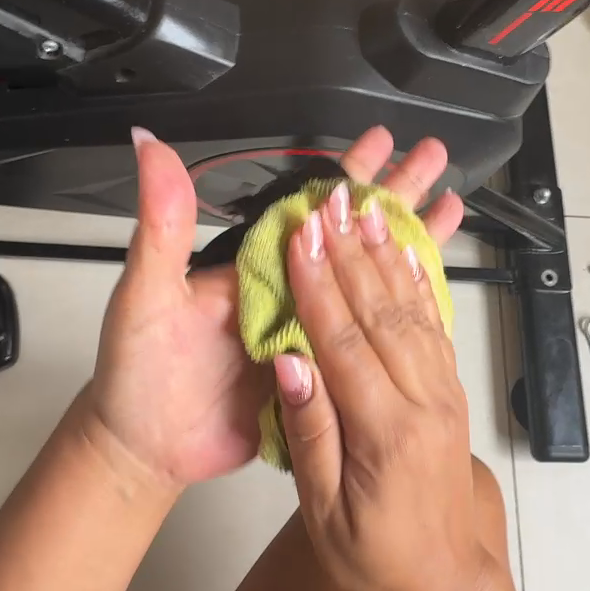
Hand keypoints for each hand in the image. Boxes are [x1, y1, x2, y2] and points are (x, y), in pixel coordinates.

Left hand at [82, 127, 465, 489]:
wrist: (147, 449)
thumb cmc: (138, 368)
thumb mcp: (148, 290)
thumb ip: (162, 221)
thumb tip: (148, 142)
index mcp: (255, 262)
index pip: (312, 205)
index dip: (350, 171)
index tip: (385, 142)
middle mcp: (288, 288)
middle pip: (352, 233)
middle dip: (396, 193)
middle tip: (434, 158)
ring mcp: (308, 328)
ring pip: (369, 276)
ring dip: (409, 241)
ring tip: (451, 208)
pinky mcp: (321, 370)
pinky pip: (367, 333)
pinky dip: (400, 306)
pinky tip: (431, 288)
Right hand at [272, 179, 497, 590]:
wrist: (445, 586)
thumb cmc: (376, 558)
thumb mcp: (323, 510)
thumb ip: (310, 430)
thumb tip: (290, 359)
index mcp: (385, 432)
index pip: (344, 340)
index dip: (319, 282)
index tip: (302, 234)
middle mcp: (422, 400)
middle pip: (381, 311)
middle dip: (351, 249)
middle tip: (332, 200)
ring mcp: (443, 392)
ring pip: (411, 308)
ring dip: (386, 254)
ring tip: (369, 207)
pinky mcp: (450, 390)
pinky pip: (434, 325)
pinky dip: (418, 282)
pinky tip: (406, 251)